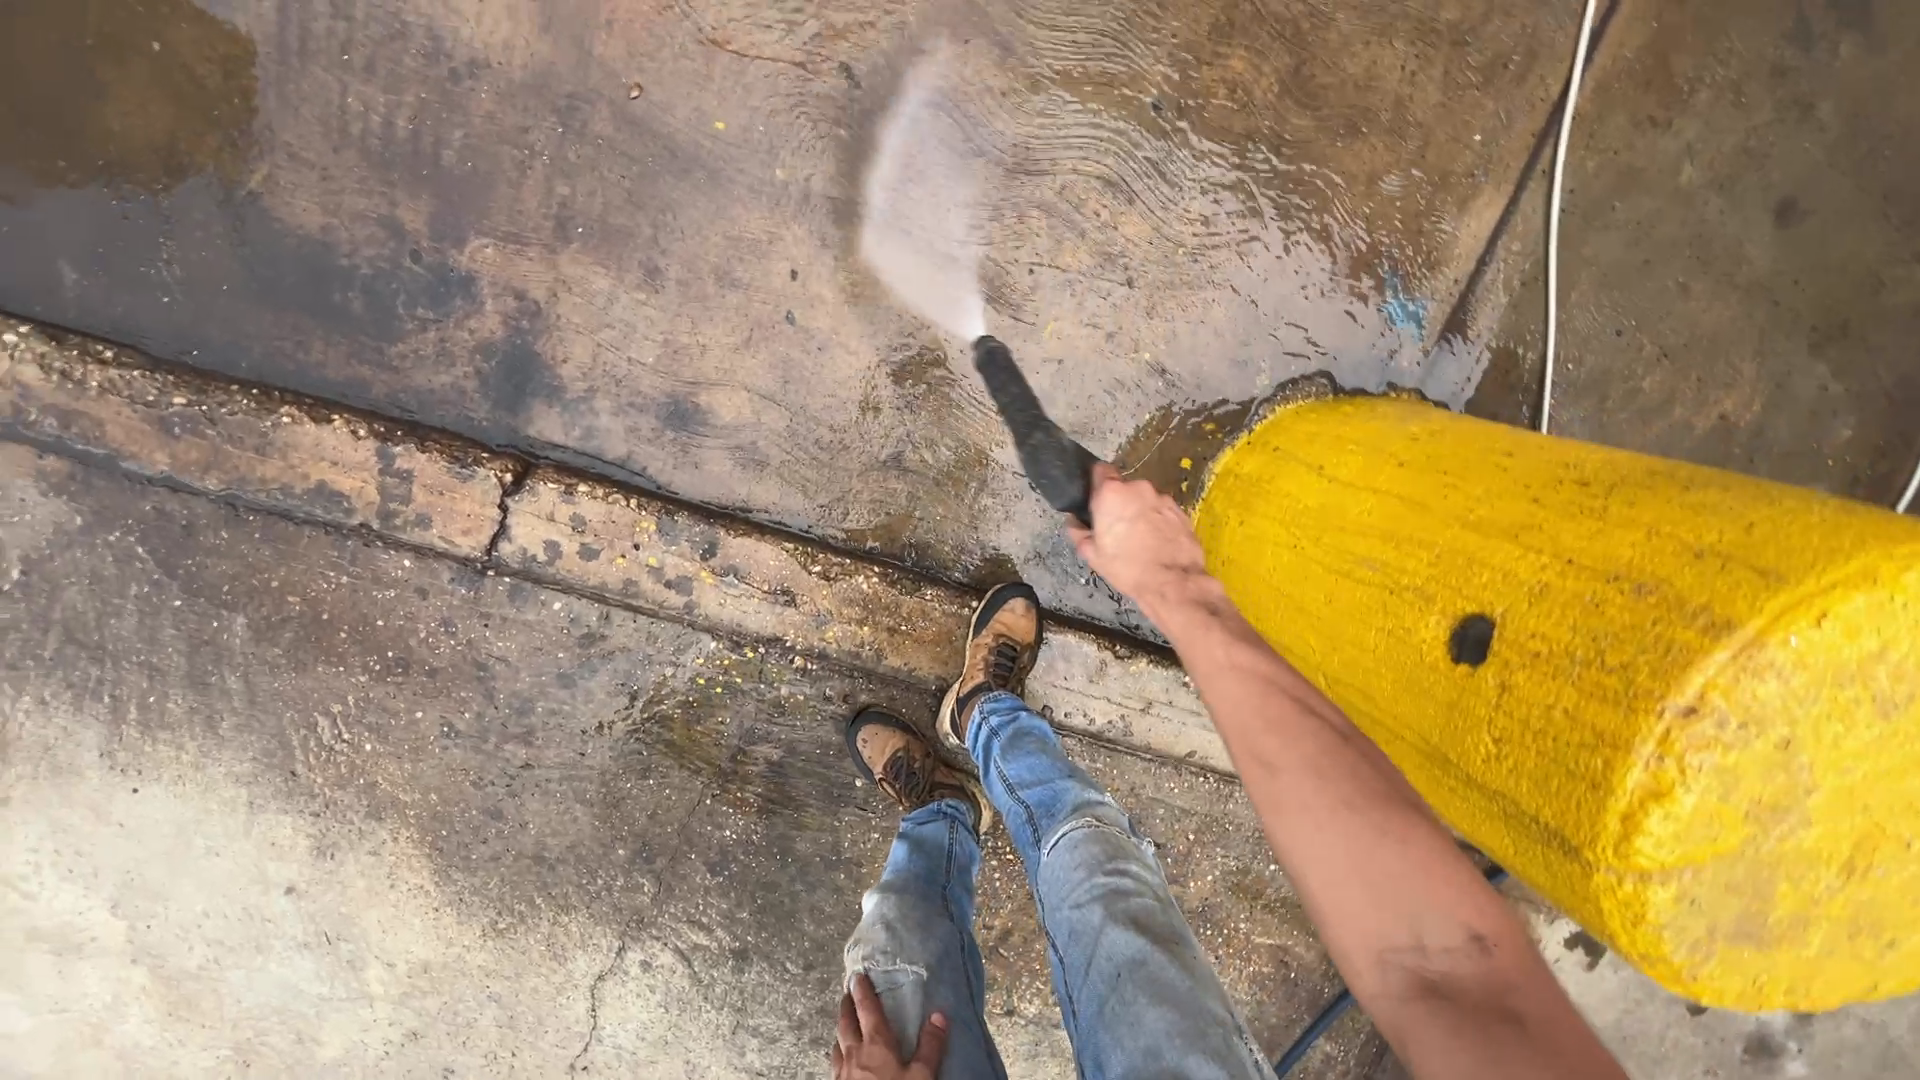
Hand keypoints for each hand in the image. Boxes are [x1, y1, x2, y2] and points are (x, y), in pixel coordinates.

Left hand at [833, 973, 948, 1079]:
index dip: (862, 990)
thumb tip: (939, 1014)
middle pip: (846, 1023)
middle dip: (846, 1005)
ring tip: (843, 1024)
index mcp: (876, 1043)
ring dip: (840, 1029)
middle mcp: (854, 1053)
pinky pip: (835, 1064)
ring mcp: (842, 1073)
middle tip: (847, 993)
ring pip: (837, 1043)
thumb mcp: (921, 1076)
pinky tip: (841, 1061)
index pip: (867, 1009)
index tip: (857, 975)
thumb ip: (931, 1046)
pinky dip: (838, 1054)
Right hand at [1066, 464, 1212, 615]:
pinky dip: (1157, 520)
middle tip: (1116, 527)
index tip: (1096, 498)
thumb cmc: (1127, 567)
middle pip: (1123, 487)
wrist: (1172, 582)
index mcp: (1111, 493)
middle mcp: (1138, 488)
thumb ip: (1078, 531)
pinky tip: (1156, 541)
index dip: (1096, 483)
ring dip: (1139, 511)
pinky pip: (1161, 510)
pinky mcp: (1180, 510)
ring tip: (1140, 537)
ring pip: (1144, 499)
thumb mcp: (1091, 554)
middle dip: (1119, 502)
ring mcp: (1162, 498)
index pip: (1100, 470)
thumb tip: (1074, 521)